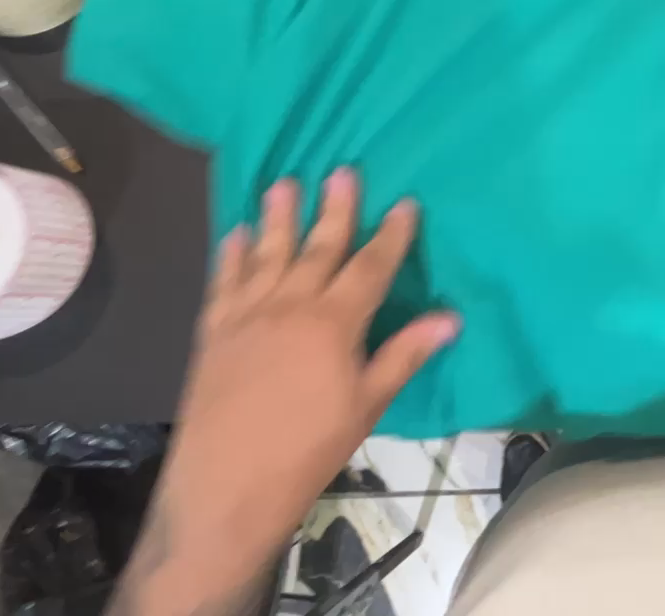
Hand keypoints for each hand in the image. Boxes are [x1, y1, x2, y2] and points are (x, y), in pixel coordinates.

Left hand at [118, 170, 459, 609]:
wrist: (224, 492)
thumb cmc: (308, 450)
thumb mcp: (366, 404)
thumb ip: (405, 353)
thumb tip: (451, 318)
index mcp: (334, 323)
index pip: (371, 266)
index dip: (391, 234)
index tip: (405, 203)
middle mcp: (290, 306)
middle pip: (318, 247)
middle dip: (334, 209)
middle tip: (342, 171)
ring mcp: (247, 316)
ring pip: (268, 254)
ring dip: (277, 218)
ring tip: (284, 183)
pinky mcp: (214, 333)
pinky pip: (224, 283)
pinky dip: (231, 256)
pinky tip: (236, 234)